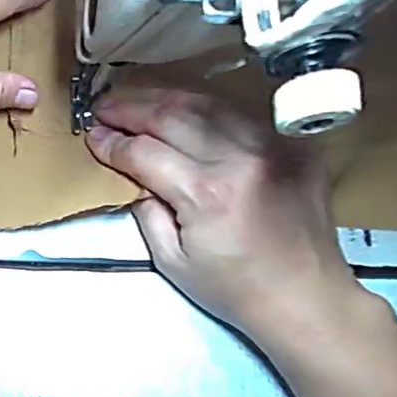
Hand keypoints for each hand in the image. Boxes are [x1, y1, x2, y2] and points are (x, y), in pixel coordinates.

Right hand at [84, 88, 370, 350]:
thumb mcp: (171, 261)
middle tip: (104, 108)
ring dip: (165, 99)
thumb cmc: (233, 289)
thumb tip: (135, 176)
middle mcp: (241, 157)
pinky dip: (205, 108)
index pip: (145, 153)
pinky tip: (183, 111)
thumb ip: (146, 212)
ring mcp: (273, 144)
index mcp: (206, 193)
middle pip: (173, 116)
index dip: (112, 143)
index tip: (91, 136)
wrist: (305, 297)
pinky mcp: (294, 144)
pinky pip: (241, 113)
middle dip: (131, 108)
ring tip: (136, 101)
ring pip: (208, 103)